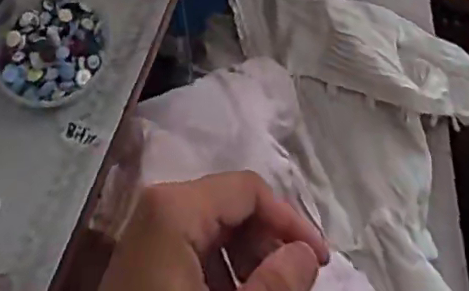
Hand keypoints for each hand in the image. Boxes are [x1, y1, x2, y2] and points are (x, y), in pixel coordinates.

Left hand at [99, 171, 329, 290]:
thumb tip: (305, 252)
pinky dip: (222, 272)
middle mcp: (159, 205)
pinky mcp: (146, 258)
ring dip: (248, 260)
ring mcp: (149, 230)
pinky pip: (194, 249)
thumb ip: (276, 283)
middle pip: (230, 206)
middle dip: (268, 242)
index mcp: (176, 205)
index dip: (289, 219)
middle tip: (297, 283)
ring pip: (214, 229)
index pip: (246, 188)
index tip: (322, 262)